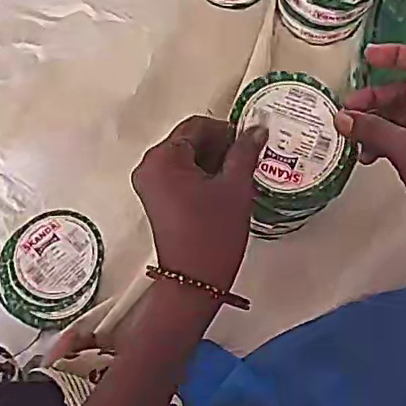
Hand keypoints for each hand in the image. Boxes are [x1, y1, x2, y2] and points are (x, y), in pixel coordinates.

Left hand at [131, 116, 265, 292]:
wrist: (195, 280)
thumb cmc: (213, 233)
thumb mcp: (235, 186)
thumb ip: (245, 151)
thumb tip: (256, 129)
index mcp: (163, 158)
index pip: (196, 126)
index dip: (225, 130)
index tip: (248, 141)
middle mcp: (149, 167)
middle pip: (188, 140)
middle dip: (219, 146)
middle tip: (247, 158)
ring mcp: (150, 184)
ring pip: (186, 157)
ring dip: (213, 161)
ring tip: (239, 175)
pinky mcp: (157, 200)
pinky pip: (180, 174)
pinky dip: (202, 175)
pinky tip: (224, 188)